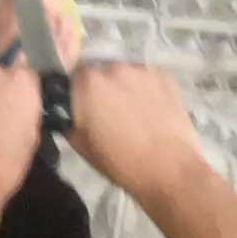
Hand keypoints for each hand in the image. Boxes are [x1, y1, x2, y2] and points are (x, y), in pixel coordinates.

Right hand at [69, 63, 207, 202]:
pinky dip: (145, 89)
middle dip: (101, 86)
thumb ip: (68, 119)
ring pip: (125, 72)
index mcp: (88, 83)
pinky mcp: (164, 76)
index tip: (83, 105)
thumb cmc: (120, 162)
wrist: (169, 170)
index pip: (74, 74)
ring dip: (124, 85)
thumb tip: (67, 111)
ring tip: (133, 110)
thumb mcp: (81, 146)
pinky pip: (146, 77)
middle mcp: (113, 67)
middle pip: (100, 70)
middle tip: (108, 110)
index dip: (77, 89)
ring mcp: (141, 69)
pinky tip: (151, 109)